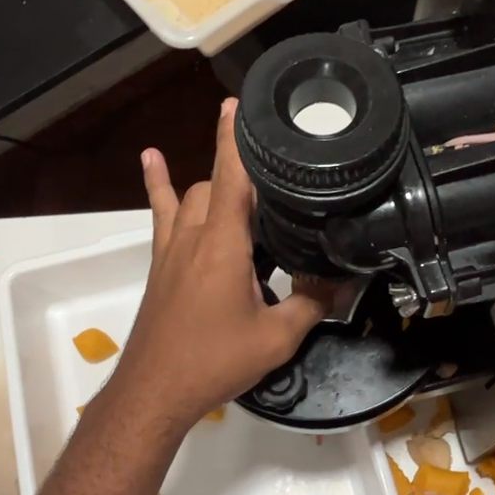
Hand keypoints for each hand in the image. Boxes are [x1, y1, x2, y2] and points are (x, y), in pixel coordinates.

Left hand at [100, 99, 328, 429]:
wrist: (157, 389)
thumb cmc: (214, 361)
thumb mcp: (277, 338)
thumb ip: (311, 305)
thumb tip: (342, 285)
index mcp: (224, 245)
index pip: (233, 178)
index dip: (237, 139)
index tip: (240, 104)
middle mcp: (194, 236)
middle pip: (216, 185)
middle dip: (244, 175)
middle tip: (278, 182)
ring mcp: (172, 248)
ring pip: (192, 197)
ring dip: (216, 183)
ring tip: (242, 178)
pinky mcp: (162, 263)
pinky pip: (161, 214)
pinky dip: (160, 184)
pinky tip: (153, 159)